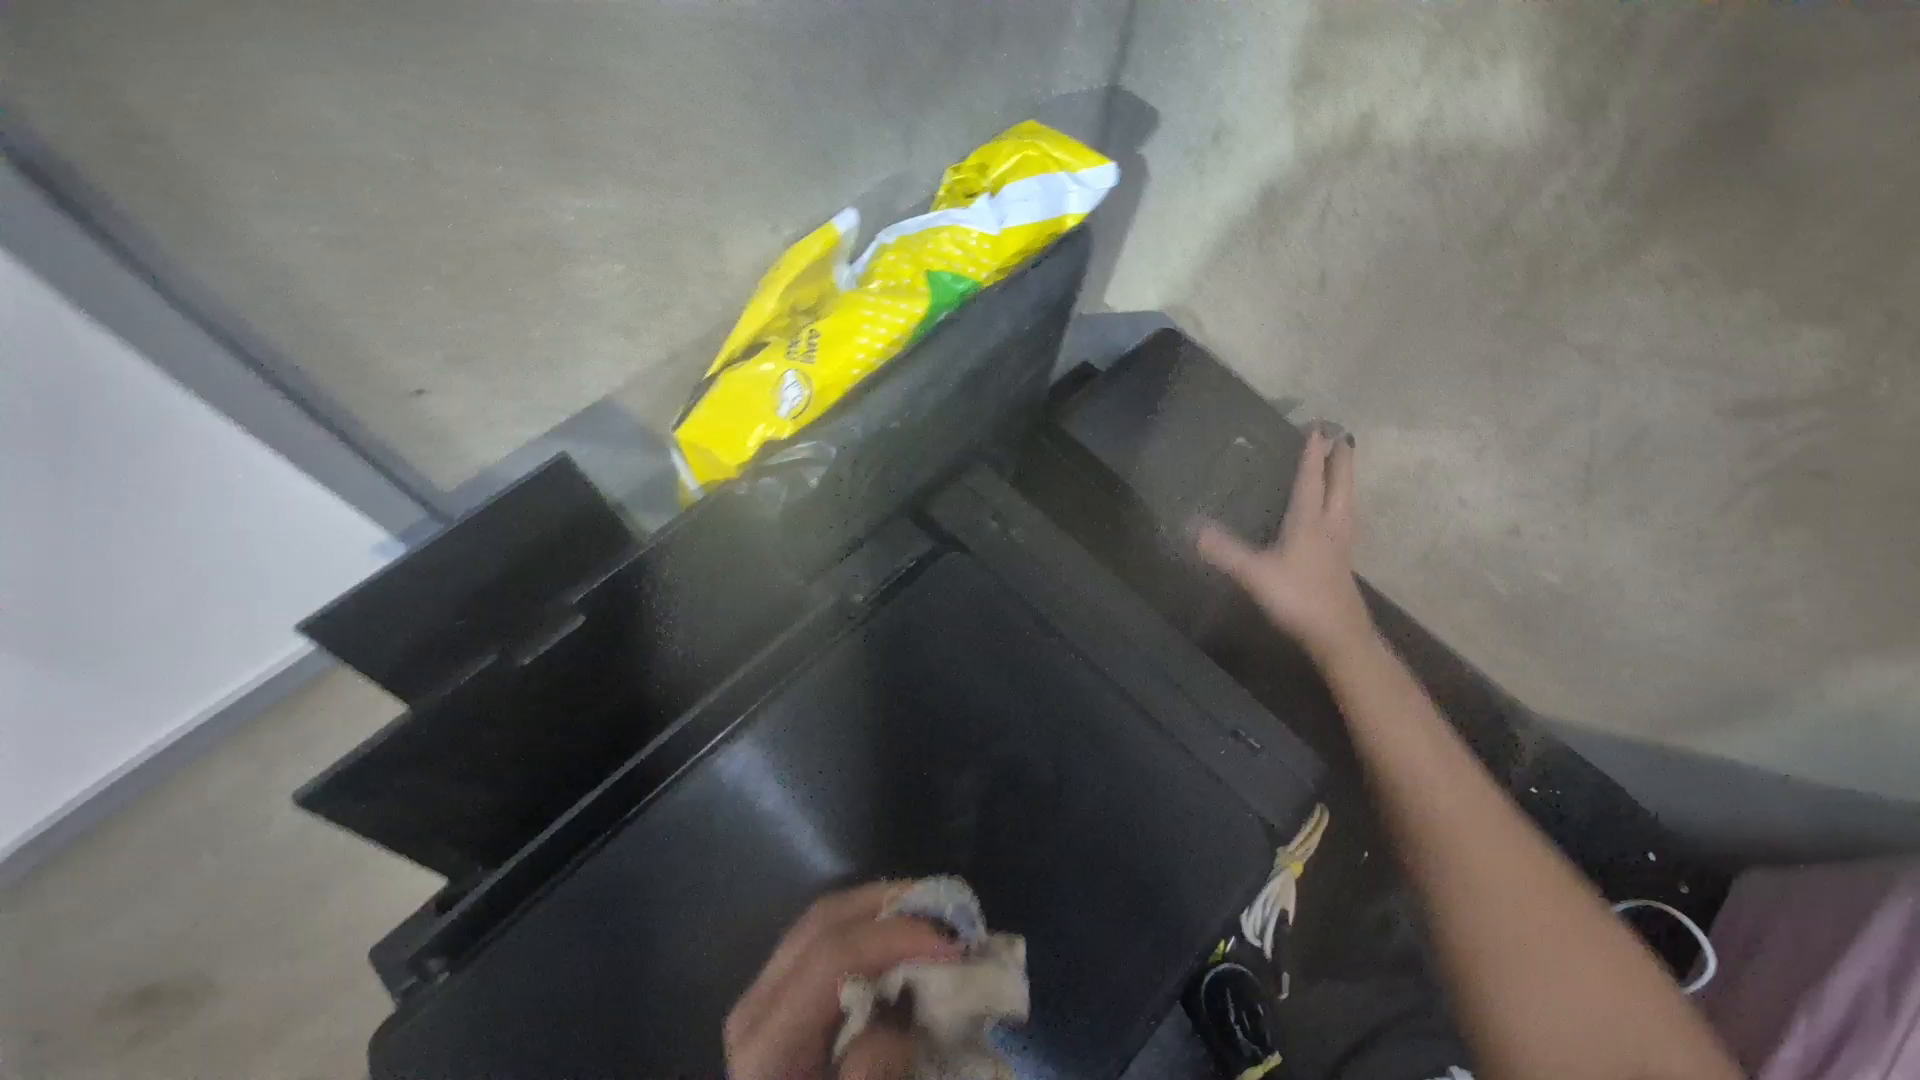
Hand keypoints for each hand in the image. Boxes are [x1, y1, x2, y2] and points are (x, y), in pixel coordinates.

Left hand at [725, 882, 960, 1079]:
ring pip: (823, 920)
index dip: (895, 938)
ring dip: (880, 910)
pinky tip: (901, 937)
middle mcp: (756, 1005)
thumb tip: (898, 1017)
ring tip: (932, 916)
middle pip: (825, 921)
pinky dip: (866, 928)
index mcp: (768, 1044)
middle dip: (891, 905)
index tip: (954, 946)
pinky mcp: (778, 996)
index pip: (831, 956)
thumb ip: (875, 1070)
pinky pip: (823, 940)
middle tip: (949, 912)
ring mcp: (763, 995)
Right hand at [1195, 423, 1375, 660]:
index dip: (1312, 454)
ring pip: (1348, 503)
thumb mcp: (1255, 574)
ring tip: (1345, 467)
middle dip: (1341, 460)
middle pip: (1340, 485)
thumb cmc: (1298, 599)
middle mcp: (1331, 526)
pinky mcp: (1344, 563)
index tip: (1318, 428)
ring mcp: (1342, 545)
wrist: (1339, 636)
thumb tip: (1190, 526)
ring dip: (1347, 481)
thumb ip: (1224, 551)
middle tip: (1342, 436)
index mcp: (1310, 522)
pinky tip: (1341, 516)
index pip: (1311, 480)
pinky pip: (1346, 522)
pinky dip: (1344, 507)